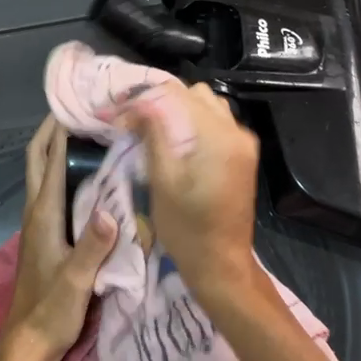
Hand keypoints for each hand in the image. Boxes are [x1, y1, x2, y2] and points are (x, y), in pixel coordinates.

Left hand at [4, 117, 118, 357]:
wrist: (29, 340)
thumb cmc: (52, 309)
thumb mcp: (77, 281)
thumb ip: (93, 247)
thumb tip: (110, 211)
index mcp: (44, 212)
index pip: (52, 160)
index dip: (64, 130)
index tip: (81, 103)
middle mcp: (37, 208)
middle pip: (38, 156)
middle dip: (52, 128)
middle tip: (79, 106)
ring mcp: (39, 219)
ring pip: (43, 169)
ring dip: (57, 145)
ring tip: (87, 129)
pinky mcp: (46, 230)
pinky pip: (53, 186)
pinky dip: (64, 168)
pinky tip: (89, 172)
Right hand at [124, 82, 262, 295]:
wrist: (221, 266)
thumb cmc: (187, 228)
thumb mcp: (162, 179)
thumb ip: (153, 133)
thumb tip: (137, 102)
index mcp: (218, 136)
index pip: (175, 94)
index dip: (142, 98)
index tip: (118, 114)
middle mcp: (236, 131)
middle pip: (191, 94)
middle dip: (158, 100)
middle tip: (131, 120)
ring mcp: (242, 142)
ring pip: (203, 104)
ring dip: (175, 109)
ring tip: (150, 127)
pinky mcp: (241, 154)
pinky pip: (214, 121)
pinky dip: (191, 121)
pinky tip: (173, 139)